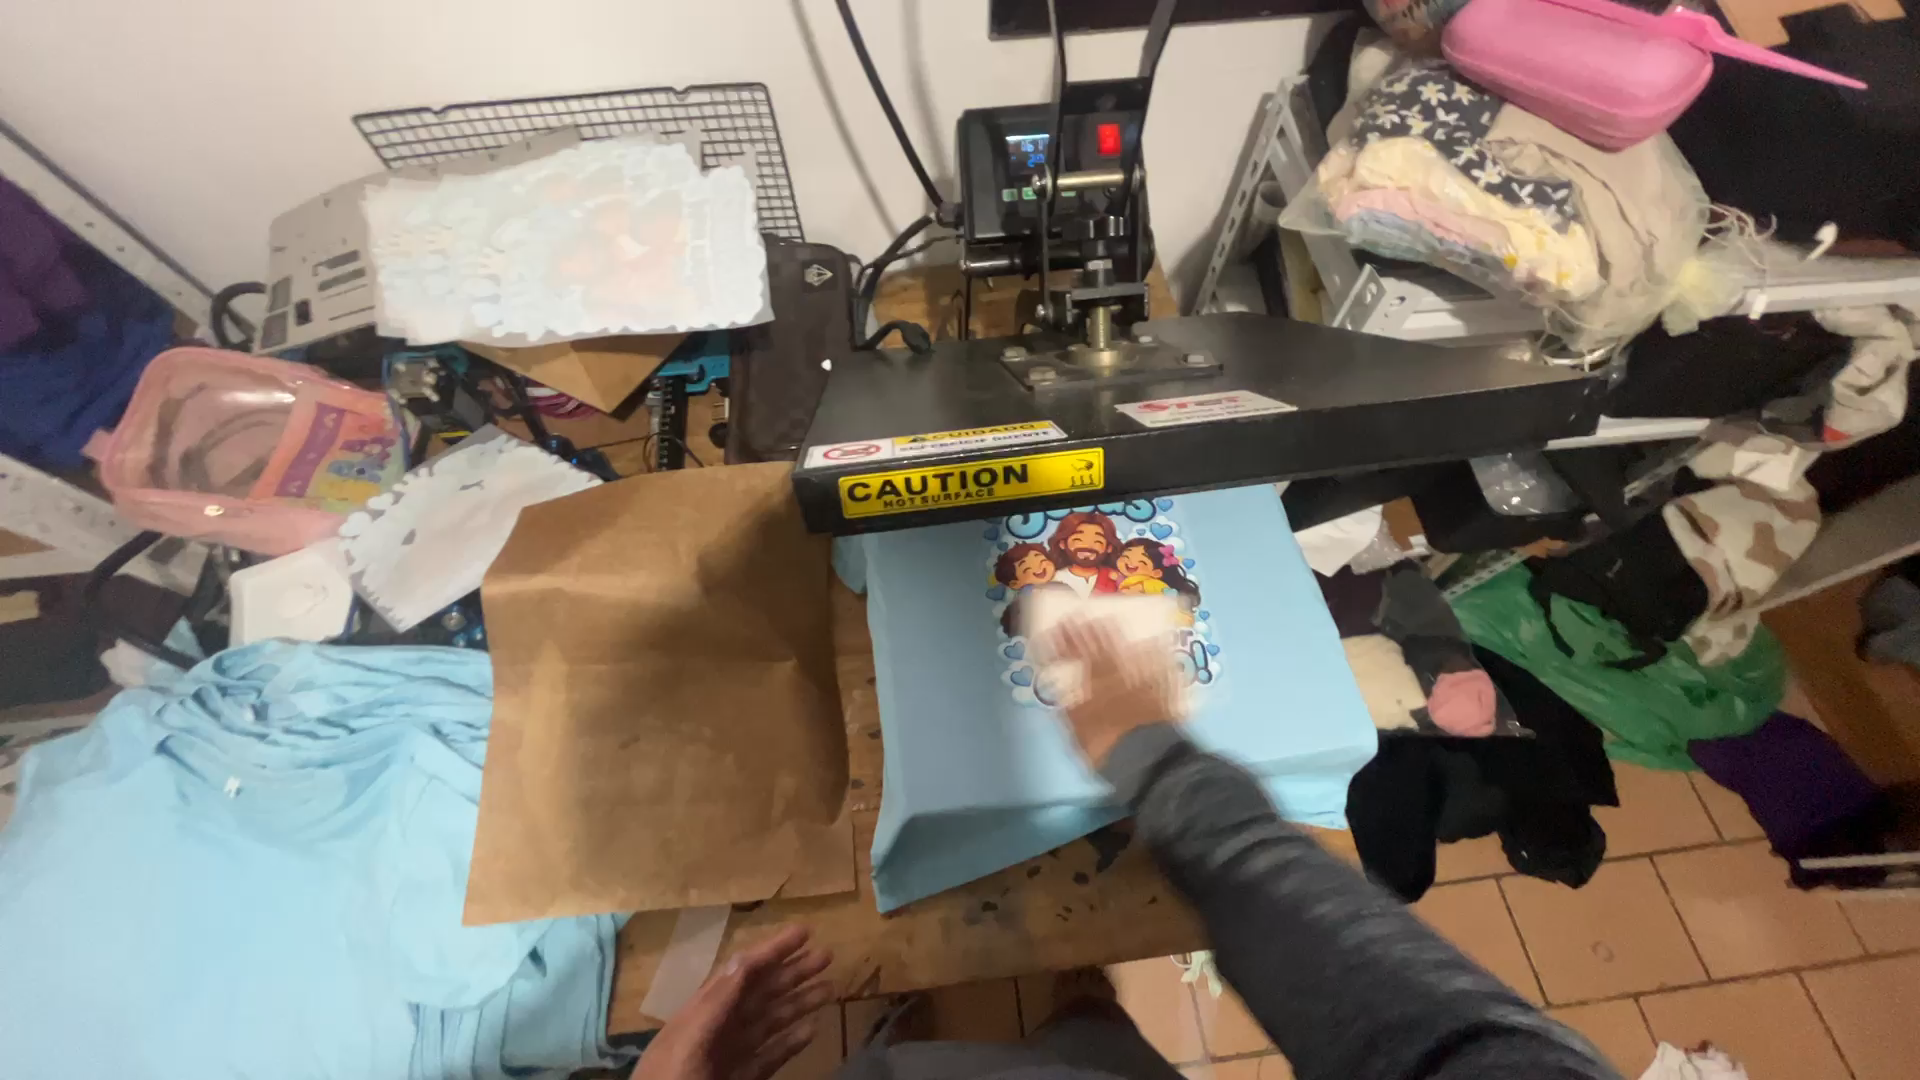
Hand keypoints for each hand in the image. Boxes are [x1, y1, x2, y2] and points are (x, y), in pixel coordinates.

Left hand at [633, 925, 835, 1079]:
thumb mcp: (687, 1045)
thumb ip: (716, 1005)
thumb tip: (743, 960)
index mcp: (701, 1015)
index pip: (742, 972)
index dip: (773, 950)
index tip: (805, 932)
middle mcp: (716, 1031)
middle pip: (761, 993)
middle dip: (793, 973)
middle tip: (828, 955)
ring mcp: (726, 1060)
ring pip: (769, 1023)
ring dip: (798, 1004)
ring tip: (830, 989)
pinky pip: (767, 1059)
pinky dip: (789, 1044)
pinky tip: (812, 1030)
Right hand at [1044, 613, 1184, 767]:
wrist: (1149, 760)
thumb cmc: (1107, 748)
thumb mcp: (1079, 732)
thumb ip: (1070, 709)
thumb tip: (1061, 693)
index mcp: (1093, 688)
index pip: (1076, 659)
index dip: (1066, 643)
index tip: (1058, 628)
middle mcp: (1117, 680)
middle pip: (1102, 651)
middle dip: (1090, 633)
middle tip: (1083, 617)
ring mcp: (1142, 683)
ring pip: (1128, 654)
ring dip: (1118, 637)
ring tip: (1111, 622)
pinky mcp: (1163, 691)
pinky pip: (1159, 668)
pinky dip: (1154, 655)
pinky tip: (1154, 644)